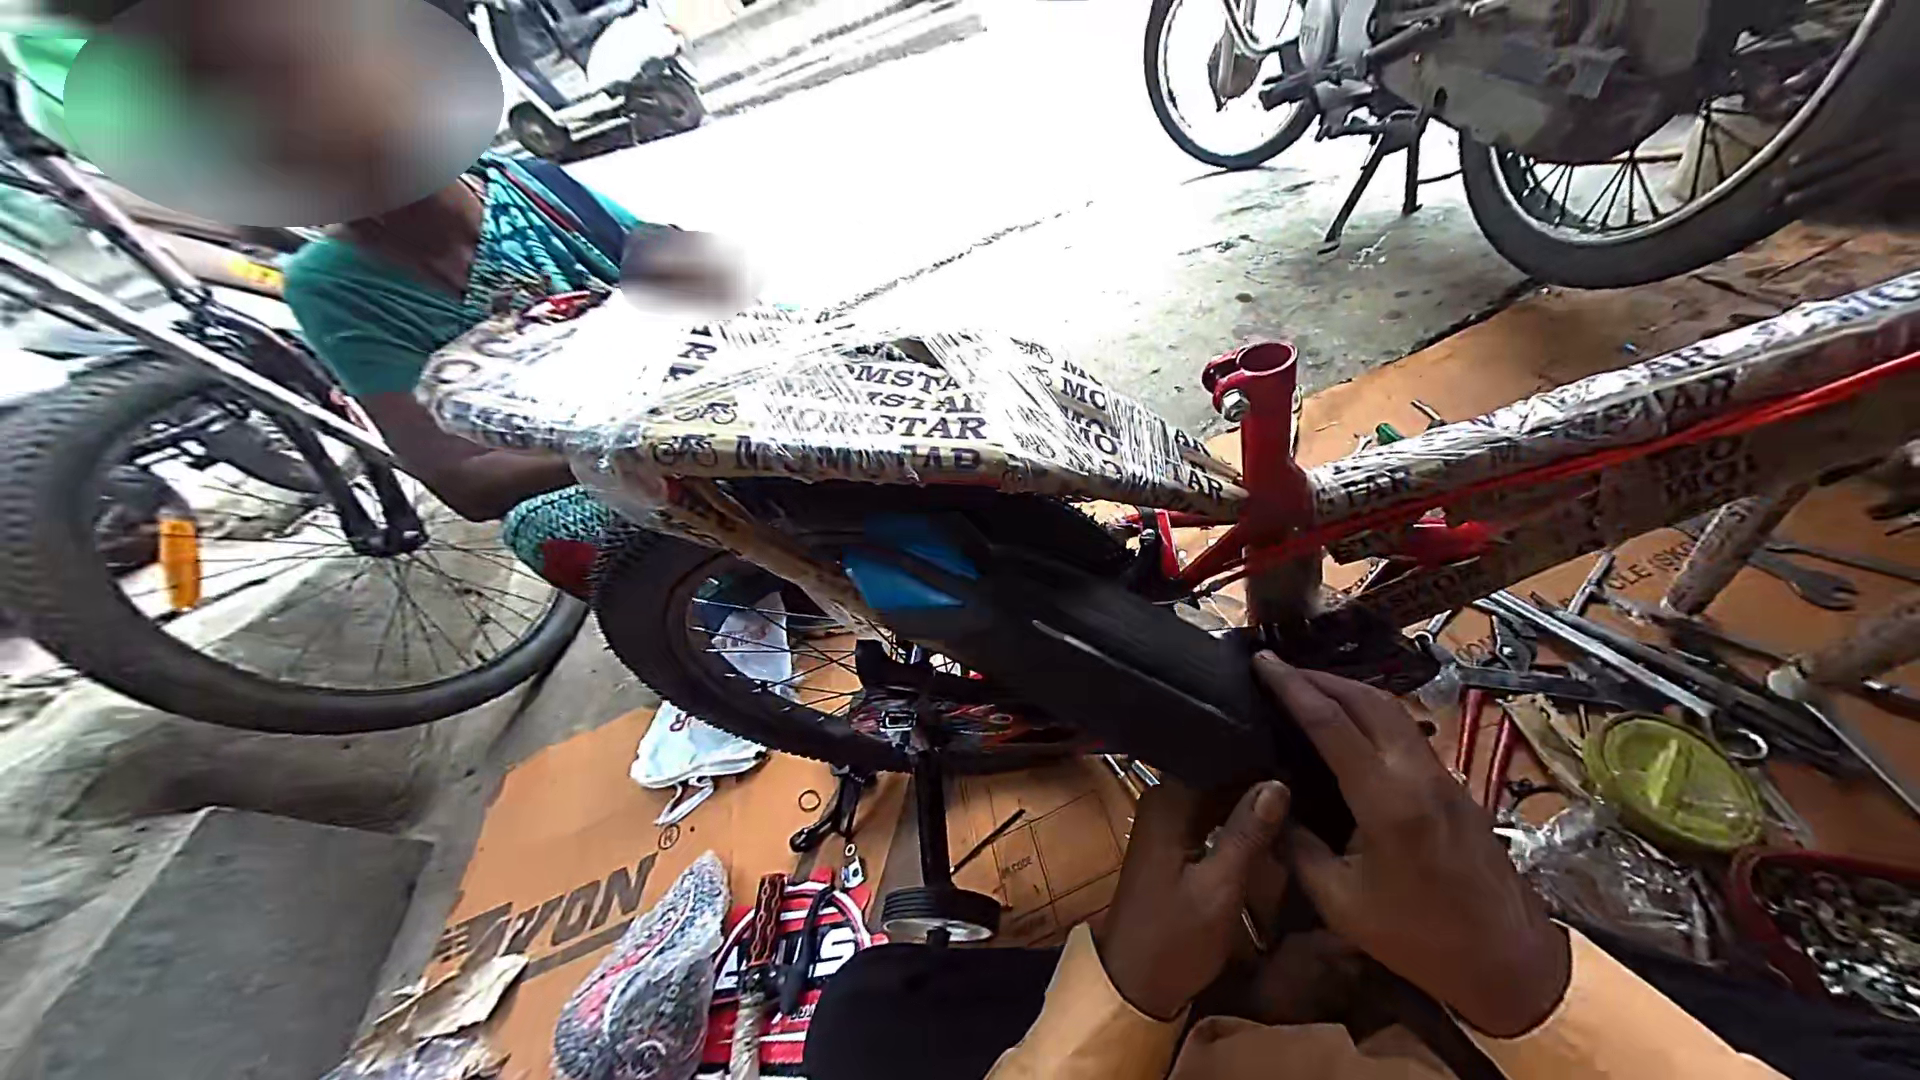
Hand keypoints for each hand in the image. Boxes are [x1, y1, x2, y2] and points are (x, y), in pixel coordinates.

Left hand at [1095, 777, 1289, 1019]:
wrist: (1135, 977)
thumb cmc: (1175, 935)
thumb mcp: (1219, 888)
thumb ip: (1247, 834)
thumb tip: (1277, 783)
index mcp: (1168, 802)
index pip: (1212, 759)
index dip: (1252, 756)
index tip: (1293, 752)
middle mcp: (1162, 799)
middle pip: (1213, 773)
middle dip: (1253, 775)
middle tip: (1303, 772)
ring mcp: (1165, 817)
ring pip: (1213, 792)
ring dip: (1246, 796)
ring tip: (1294, 789)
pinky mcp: (1172, 836)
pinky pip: (1207, 812)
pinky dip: (1233, 815)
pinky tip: (1265, 818)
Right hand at [1253, 652, 1570, 1036]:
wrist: (1512, 966)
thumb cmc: (1418, 939)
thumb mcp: (1337, 900)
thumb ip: (1296, 844)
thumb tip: (1270, 801)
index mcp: (1387, 802)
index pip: (1330, 723)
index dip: (1291, 686)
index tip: (1260, 662)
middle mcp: (1418, 776)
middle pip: (1367, 699)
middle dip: (1317, 676)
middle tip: (1275, 668)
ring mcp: (1442, 777)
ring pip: (1391, 708)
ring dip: (1344, 688)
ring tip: (1303, 685)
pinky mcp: (1452, 785)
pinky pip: (1402, 728)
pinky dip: (1365, 709)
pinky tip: (1342, 720)